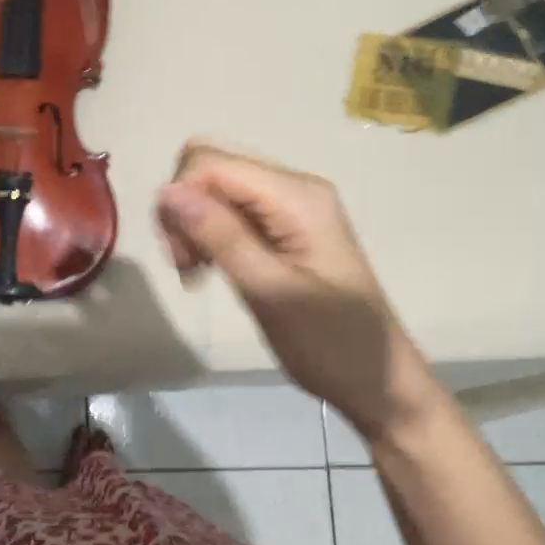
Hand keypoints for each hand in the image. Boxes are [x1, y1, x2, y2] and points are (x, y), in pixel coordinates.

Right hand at [155, 142, 445, 440]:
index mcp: (296, 196)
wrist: (377, 380)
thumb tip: (167, 191)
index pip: (210, 163)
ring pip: (214, 191)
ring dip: (191, 227)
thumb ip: (220, 237)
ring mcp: (289, 208)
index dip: (180, 201)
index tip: (180, 258)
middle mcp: (293, 188)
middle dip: (182, 211)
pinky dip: (207, 237)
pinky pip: (230, 214)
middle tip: (186, 266)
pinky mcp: (283, 230)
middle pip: (210, 169)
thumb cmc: (328, 343)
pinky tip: (208, 271)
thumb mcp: (269, 292)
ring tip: (196, 274)